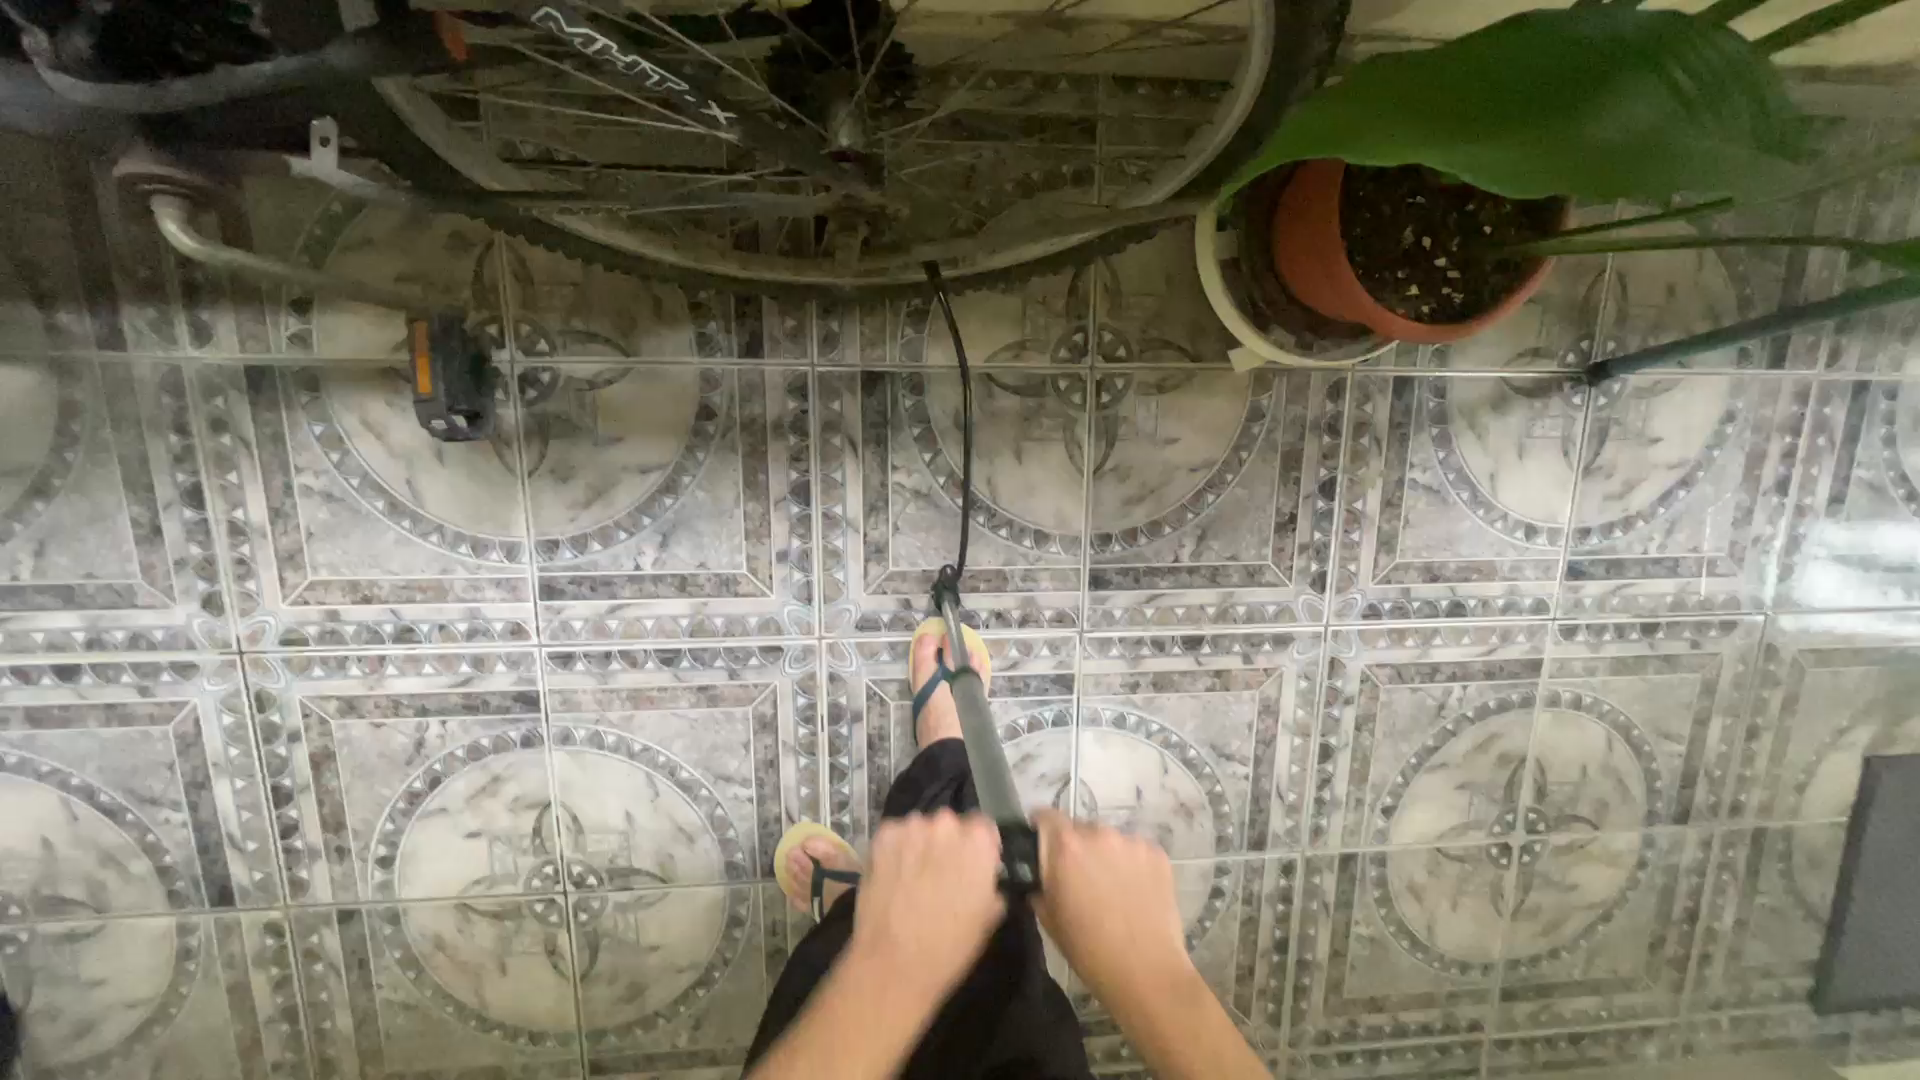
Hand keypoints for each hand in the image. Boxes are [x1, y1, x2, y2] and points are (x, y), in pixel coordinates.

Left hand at [847, 810, 1005, 999]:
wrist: (894, 963)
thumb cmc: (950, 947)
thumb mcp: (988, 917)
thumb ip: (990, 884)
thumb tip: (986, 878)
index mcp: (978, 842)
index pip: (984, 827)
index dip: (978, 846)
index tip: (972, 864)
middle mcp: (947, 824)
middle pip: (950, 824)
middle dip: (947, 843)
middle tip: (941, 872)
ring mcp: (912, 827)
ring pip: (921, 828)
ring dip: (920, 844)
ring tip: (914, 876)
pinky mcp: (883, 836)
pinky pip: (895, 835)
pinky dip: (896, 849)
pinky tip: (893, 874)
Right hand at [1031, 809, 1194, 1001]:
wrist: (1146, 972)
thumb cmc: (1089, 950)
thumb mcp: (1049, 918)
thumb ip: (1040, 884)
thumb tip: (1041, 875)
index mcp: (1065, 846)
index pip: (1045, 816)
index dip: (1041, 829)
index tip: (1043, 847)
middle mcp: (1098, 833)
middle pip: (1079, 828)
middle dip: (1076, 847)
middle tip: (1080, 878)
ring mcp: (1131, 841)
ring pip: (1109, 840)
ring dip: (1105, 855)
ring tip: (1112, 888)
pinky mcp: (1157, 854)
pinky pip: (1135, 851)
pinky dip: (1132, 865)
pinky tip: (1135, 892)